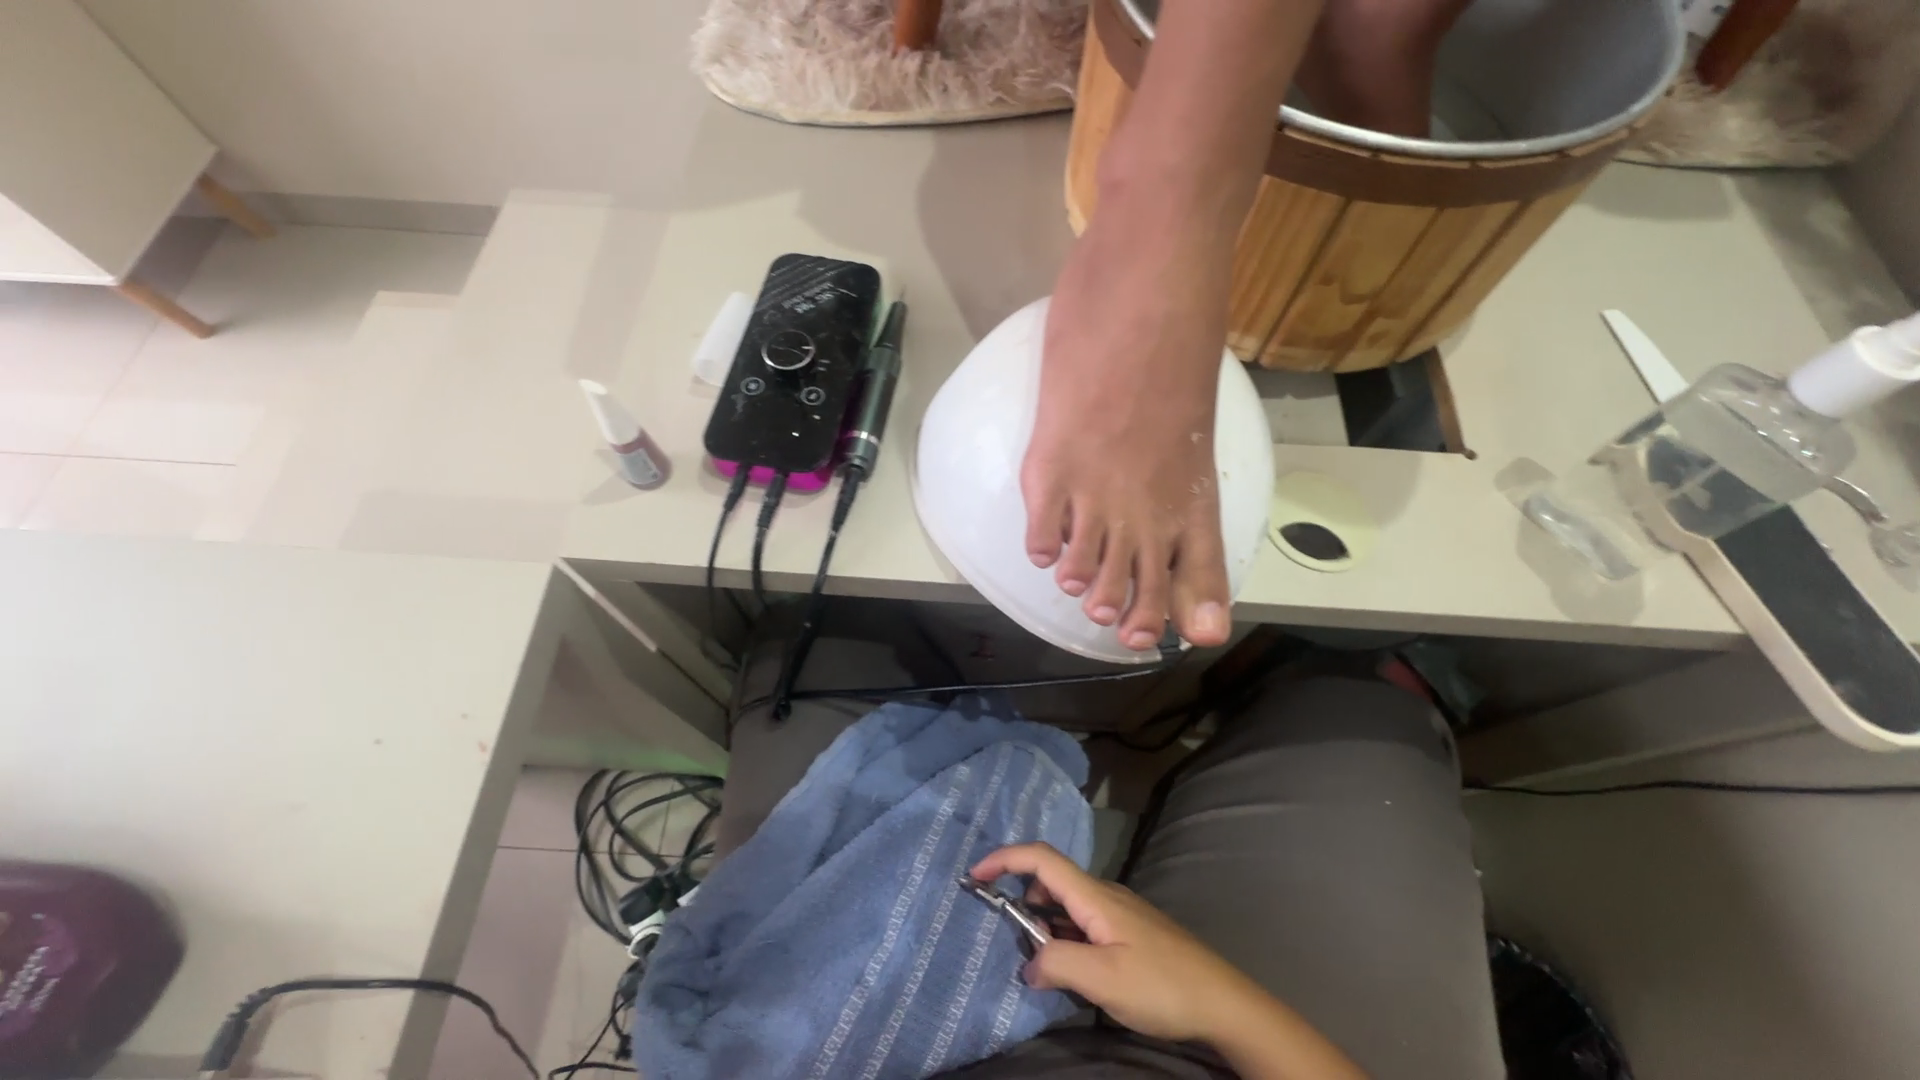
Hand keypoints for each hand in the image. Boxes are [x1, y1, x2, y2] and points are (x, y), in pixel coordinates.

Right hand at [970, 843, 1260, 1042]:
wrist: (1224, 1002)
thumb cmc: (1162, 985)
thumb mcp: (1103, 980)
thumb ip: (1057, 964)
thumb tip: (1028, 963)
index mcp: (1095, 896)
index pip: (1042, 858)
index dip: (1004, 858)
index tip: (974, 876)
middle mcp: (1105, 895)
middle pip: (1051, 879)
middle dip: (1020, 899)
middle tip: (1008, 938)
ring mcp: (1119, 912)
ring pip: (1067, 904)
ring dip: (1042, 923)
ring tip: (1036, 961)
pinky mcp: (1129, 932)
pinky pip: (1083, 921)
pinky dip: (1063, 935)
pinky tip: (1067, 968)